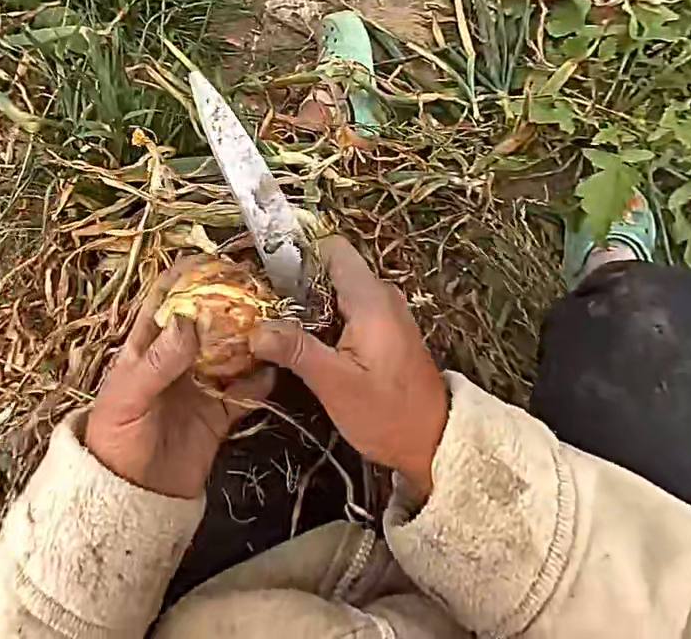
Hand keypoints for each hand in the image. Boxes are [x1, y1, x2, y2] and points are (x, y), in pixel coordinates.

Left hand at [84, 257, 273, 498]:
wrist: (130, 503)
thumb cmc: (116, 441)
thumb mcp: (128, 397)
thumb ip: (158, 361)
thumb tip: (189, 318)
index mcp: (148, 347)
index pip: (166, 299)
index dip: (187, 275)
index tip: (214, 260)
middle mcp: (178, 359)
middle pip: (207, 319)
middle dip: (230, 302)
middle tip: (257, 289)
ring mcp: (201, 384)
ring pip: (231, 350)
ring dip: (250, 337)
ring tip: (272, 324)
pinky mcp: (219, 413)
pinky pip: (245, 391)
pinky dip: (260, 381)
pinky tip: (271, 371)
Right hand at [251, 236, 448, 499]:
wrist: (433, 442)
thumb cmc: (387, 414)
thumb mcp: (336, 385)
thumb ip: (297, 350)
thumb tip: (256, 329)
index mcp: (371, 298)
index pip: (335, 248)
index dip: (302, 254)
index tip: (272, 277)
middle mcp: (382, 294)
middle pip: (334, 267)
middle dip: (300, 282)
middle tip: (268, 308)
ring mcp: (387, 309)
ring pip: (340, 287)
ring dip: (311, 302)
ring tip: (280, 325)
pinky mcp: (387, 327)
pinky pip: (351, 305)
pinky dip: (328, 316)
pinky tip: (309, 340)